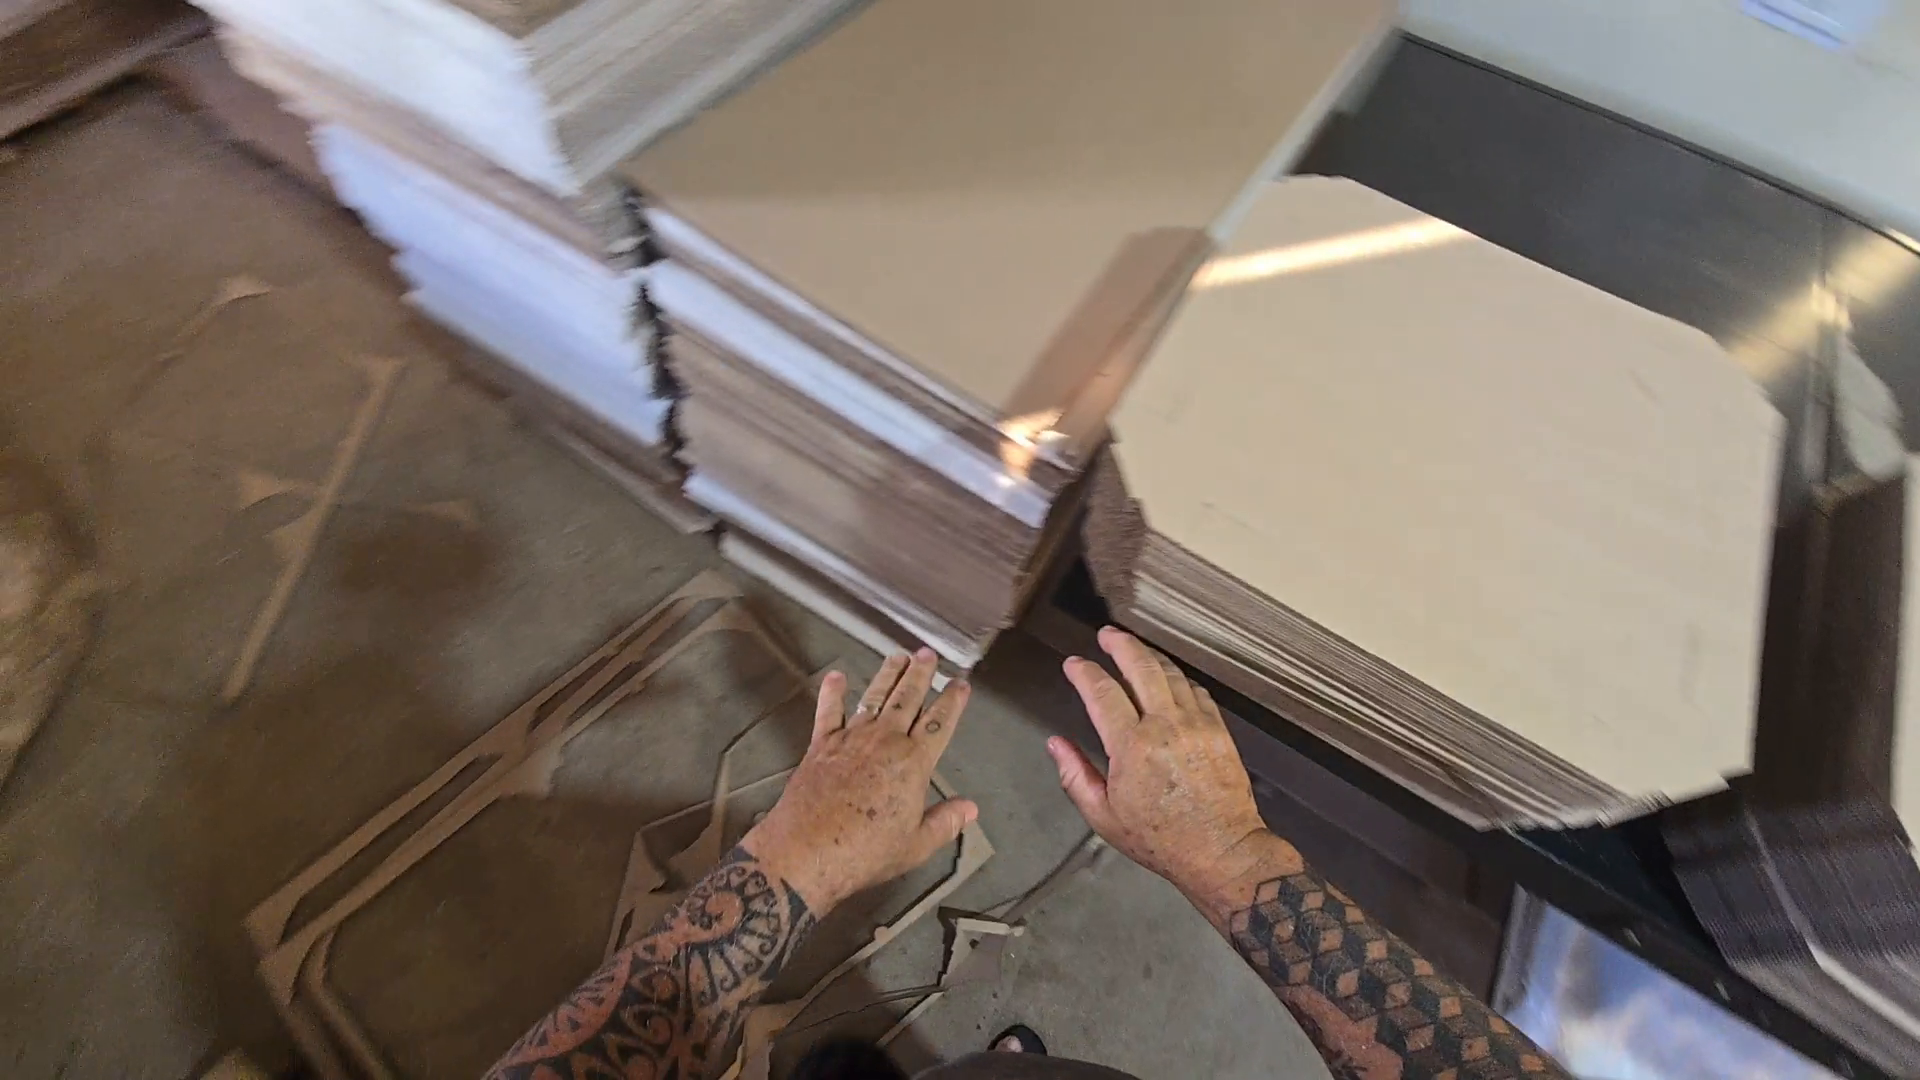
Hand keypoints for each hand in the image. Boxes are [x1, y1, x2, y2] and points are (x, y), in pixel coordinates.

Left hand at [742, 649, 976, 911]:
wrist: (807, 852)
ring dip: (888, 674)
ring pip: (875, 697)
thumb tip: (971, 809)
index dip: (952, 702)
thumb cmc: (866, 851)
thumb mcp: (915, 846)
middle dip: (921, 674)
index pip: (939, 723)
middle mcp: (886, 741)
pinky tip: (836, 676)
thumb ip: (945, 822)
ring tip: (899, 655)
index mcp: (914, 763)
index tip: (961, 684)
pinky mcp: (822, 744)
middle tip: (928, 654)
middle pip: (908, 699)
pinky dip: (833, 693)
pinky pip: (829, 712)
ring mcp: (852, 738)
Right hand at [1049, 627, 1295, 907]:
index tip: (1074, 665)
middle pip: (1141, 667)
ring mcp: (1196, 724)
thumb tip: (1055, 743)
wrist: (1223, 852)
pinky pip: (1196, 690)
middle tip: (1107, 635)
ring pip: (1170, 673)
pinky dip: (1177, 677)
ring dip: (1149, 656)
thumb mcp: (1103, 817)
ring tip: (1133, 649)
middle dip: (1120, 644)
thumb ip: (1075, 775)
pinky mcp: (1218, 729)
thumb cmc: (1161, 839)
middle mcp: (1165, 727)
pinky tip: (1167, 677)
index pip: (1102, 692)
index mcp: (1132, 747)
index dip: (1084, 672)